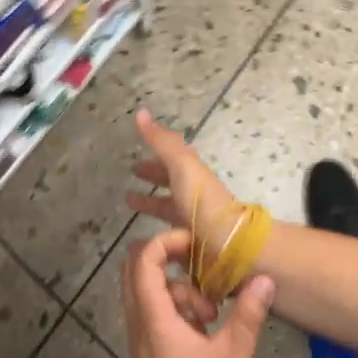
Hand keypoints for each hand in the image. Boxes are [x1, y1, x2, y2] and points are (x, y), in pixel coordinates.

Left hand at [123, 229, 274, 357]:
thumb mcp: (232, 357)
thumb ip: (246, 316)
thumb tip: (265, 278)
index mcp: (153, 319)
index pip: (145, 259)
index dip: (167, 241)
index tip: (197, 245)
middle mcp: (138, 324)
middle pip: (136, 269)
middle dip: (170, 263)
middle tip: (202, 274)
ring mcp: (139, 339)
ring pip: (146, 292)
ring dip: (177, 291)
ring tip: (211, 314)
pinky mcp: (147, 352)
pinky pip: (153, 314)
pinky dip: (175, 310)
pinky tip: (204, 332)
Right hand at [126, 111, 239, 265]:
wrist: (230, 245)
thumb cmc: (203, 200)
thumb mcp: (181, 164)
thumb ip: (161, 141)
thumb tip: (140, 112)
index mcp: (193, 173)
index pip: (172, 159)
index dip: (155, 155)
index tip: (136, 156)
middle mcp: (194, 195)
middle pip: (171, 182)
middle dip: (152, 177)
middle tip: (131, 177)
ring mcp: (192, 220)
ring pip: (169, 208)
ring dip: (150, 203)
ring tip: (128, 204)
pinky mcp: (190, 245)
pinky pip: (169, 233)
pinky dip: (155, 230)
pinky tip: (144, 239)